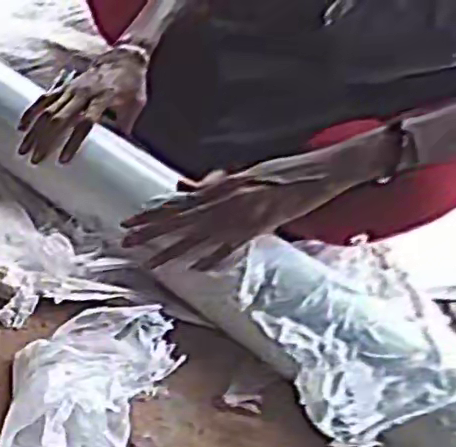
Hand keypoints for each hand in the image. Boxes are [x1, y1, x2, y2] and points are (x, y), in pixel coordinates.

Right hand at [18, 45, 149, 165]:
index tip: (63, 160)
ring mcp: (72, 89)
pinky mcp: (63, 87)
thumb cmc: (131, 85)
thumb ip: (123, 127)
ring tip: (23, 150)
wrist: (124, 58)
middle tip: (35, 159)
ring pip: (48, 112)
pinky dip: (30, 113)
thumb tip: (116, 152)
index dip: (73, 141)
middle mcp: (85, 92)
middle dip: (46, 140)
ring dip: (34, 132)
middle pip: (59, 118)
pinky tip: (21, 128)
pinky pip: (43, 100)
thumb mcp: (135, 104)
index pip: (86, 122)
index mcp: (105, 96)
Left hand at [120, 137, 394, 269]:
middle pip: (179, 221)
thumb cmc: (286, 171)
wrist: (330, 169)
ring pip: (198, 238)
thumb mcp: (247, 172)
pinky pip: (230, 247)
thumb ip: (215, 182)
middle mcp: (226, 202)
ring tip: (148, 265)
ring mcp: (241, 217)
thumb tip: (186, 186)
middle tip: (124, 243)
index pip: (178, 203)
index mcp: (223, 188)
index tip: (127, 223)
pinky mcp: (260, 228)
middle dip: (150, 233)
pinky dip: (212, 258)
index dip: (151, 214)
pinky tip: (194, 268)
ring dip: (171, 252)